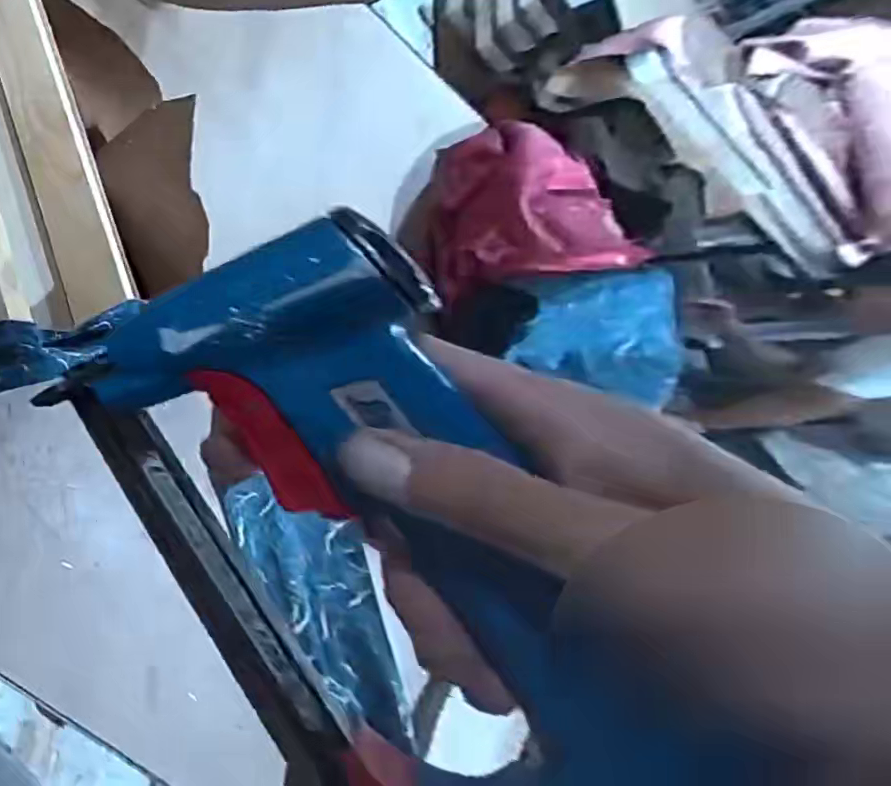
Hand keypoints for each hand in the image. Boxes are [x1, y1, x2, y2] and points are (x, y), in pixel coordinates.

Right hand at [204, 339, 890, 761]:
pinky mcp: (547, 602)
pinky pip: (462, 597)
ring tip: (469, 665)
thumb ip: (483, 496)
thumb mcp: (629, 558)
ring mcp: (539, 538)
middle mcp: (534, 467)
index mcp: (556, 425)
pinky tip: (492, 684)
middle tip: (320, 530)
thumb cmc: (798, 631)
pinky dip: (455, 636)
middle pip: (401, 455)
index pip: (414, 368)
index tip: (253, 405)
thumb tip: (351, 447)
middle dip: (366, 507)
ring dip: (423, 596)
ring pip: (424, 536)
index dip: (328, 374)